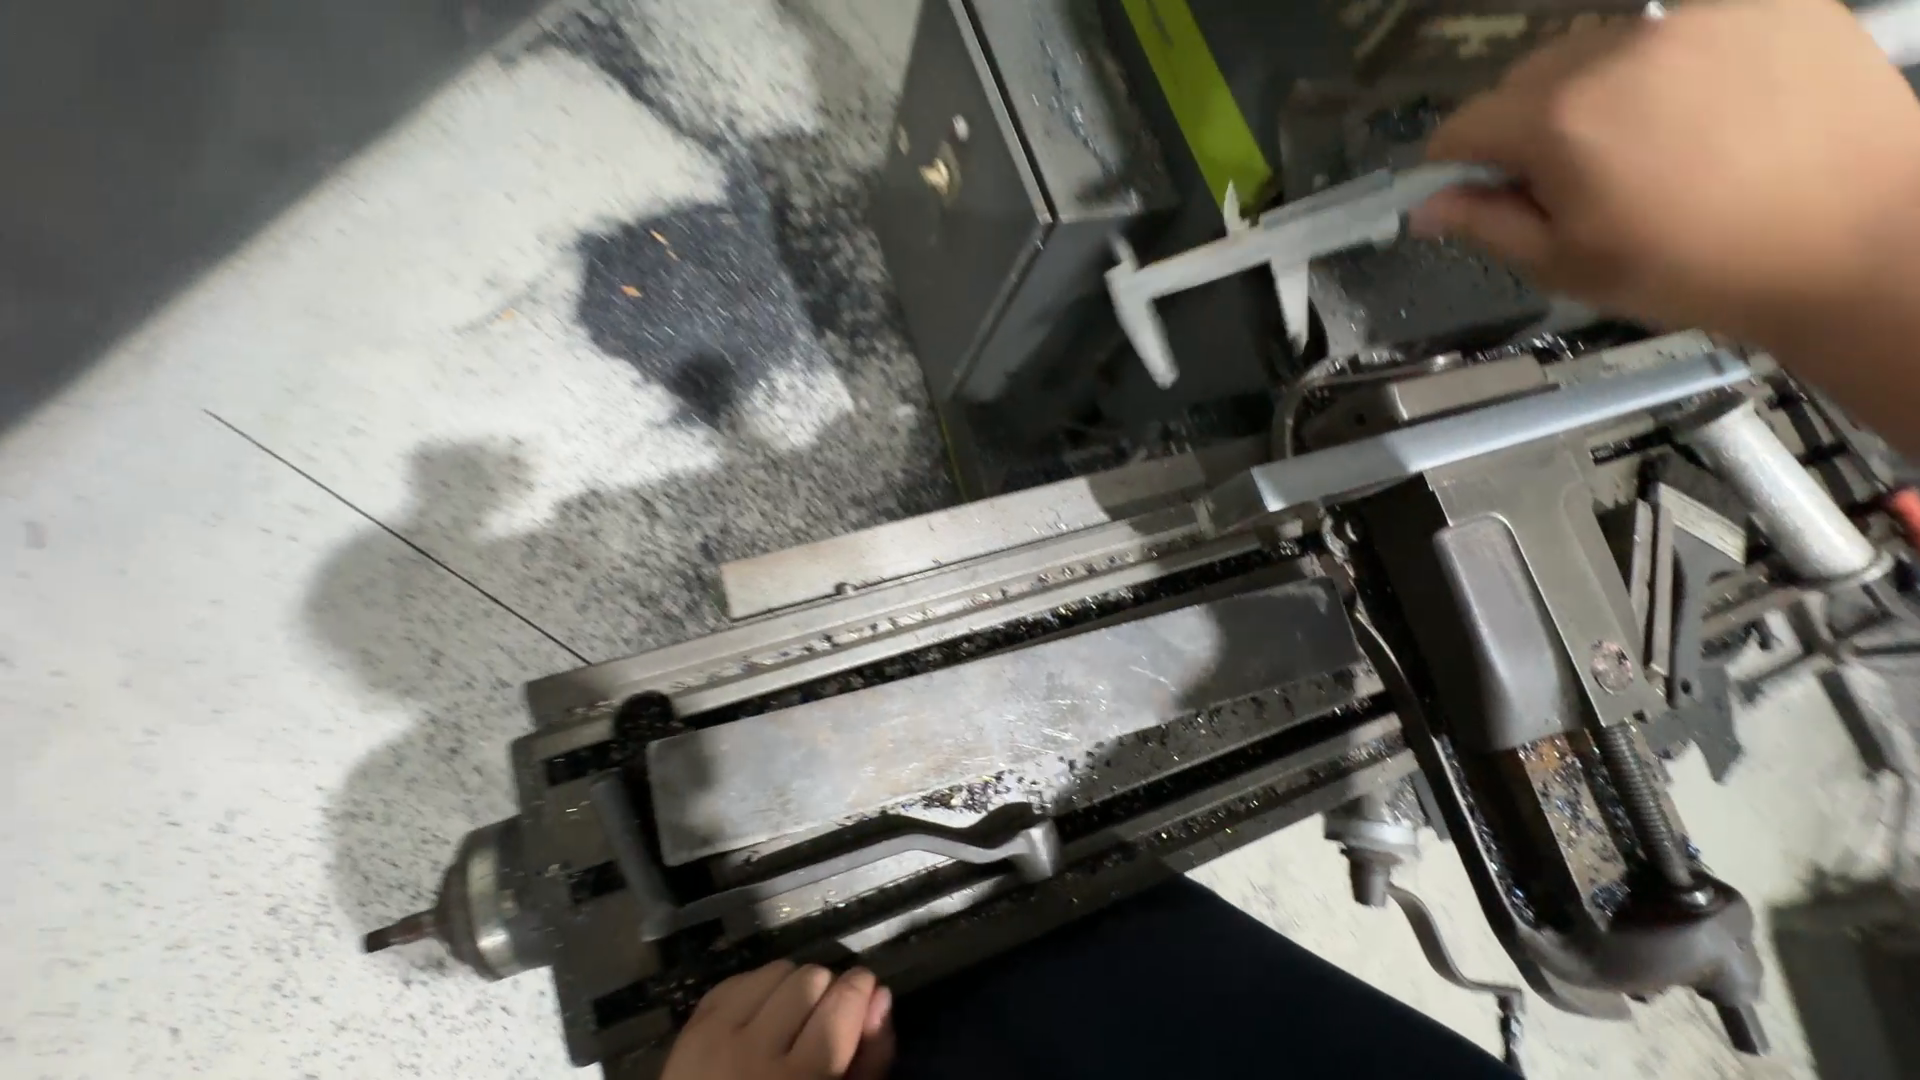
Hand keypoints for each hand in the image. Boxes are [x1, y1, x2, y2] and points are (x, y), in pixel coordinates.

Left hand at [661, 961, 894, 1079]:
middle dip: (825, 990)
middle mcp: (754, 1055)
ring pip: (777, 969)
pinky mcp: (693, 1026)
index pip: (841, 1005)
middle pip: (811, 978)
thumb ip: (870, 1059)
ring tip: (789, 1021)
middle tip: (821, 1020)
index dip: (860, 988)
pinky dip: (758, 991)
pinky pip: (743, 977)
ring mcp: (717, 1037)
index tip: (864, 993)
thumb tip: (880, 995)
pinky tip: (758, 1022)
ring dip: (792, 987)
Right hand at [1412, 0, 1919, 350]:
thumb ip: (1483, 224)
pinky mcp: (1767, 4)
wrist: (1860, 239)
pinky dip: (1663, 70)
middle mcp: (1618, 50)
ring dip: (1588, 93)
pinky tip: (1699, 114)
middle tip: (1562, 180)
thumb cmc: (1687, 268)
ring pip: (1598, 49)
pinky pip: (1676, 32)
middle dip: (1520, 127)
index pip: (1462, 126)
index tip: (1469, 195)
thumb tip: (1425, 207)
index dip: (1452, 166)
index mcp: (1558, 119)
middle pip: (1525, 80)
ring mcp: (1697, 18)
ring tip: (1637, 145)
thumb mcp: (1562, 263)